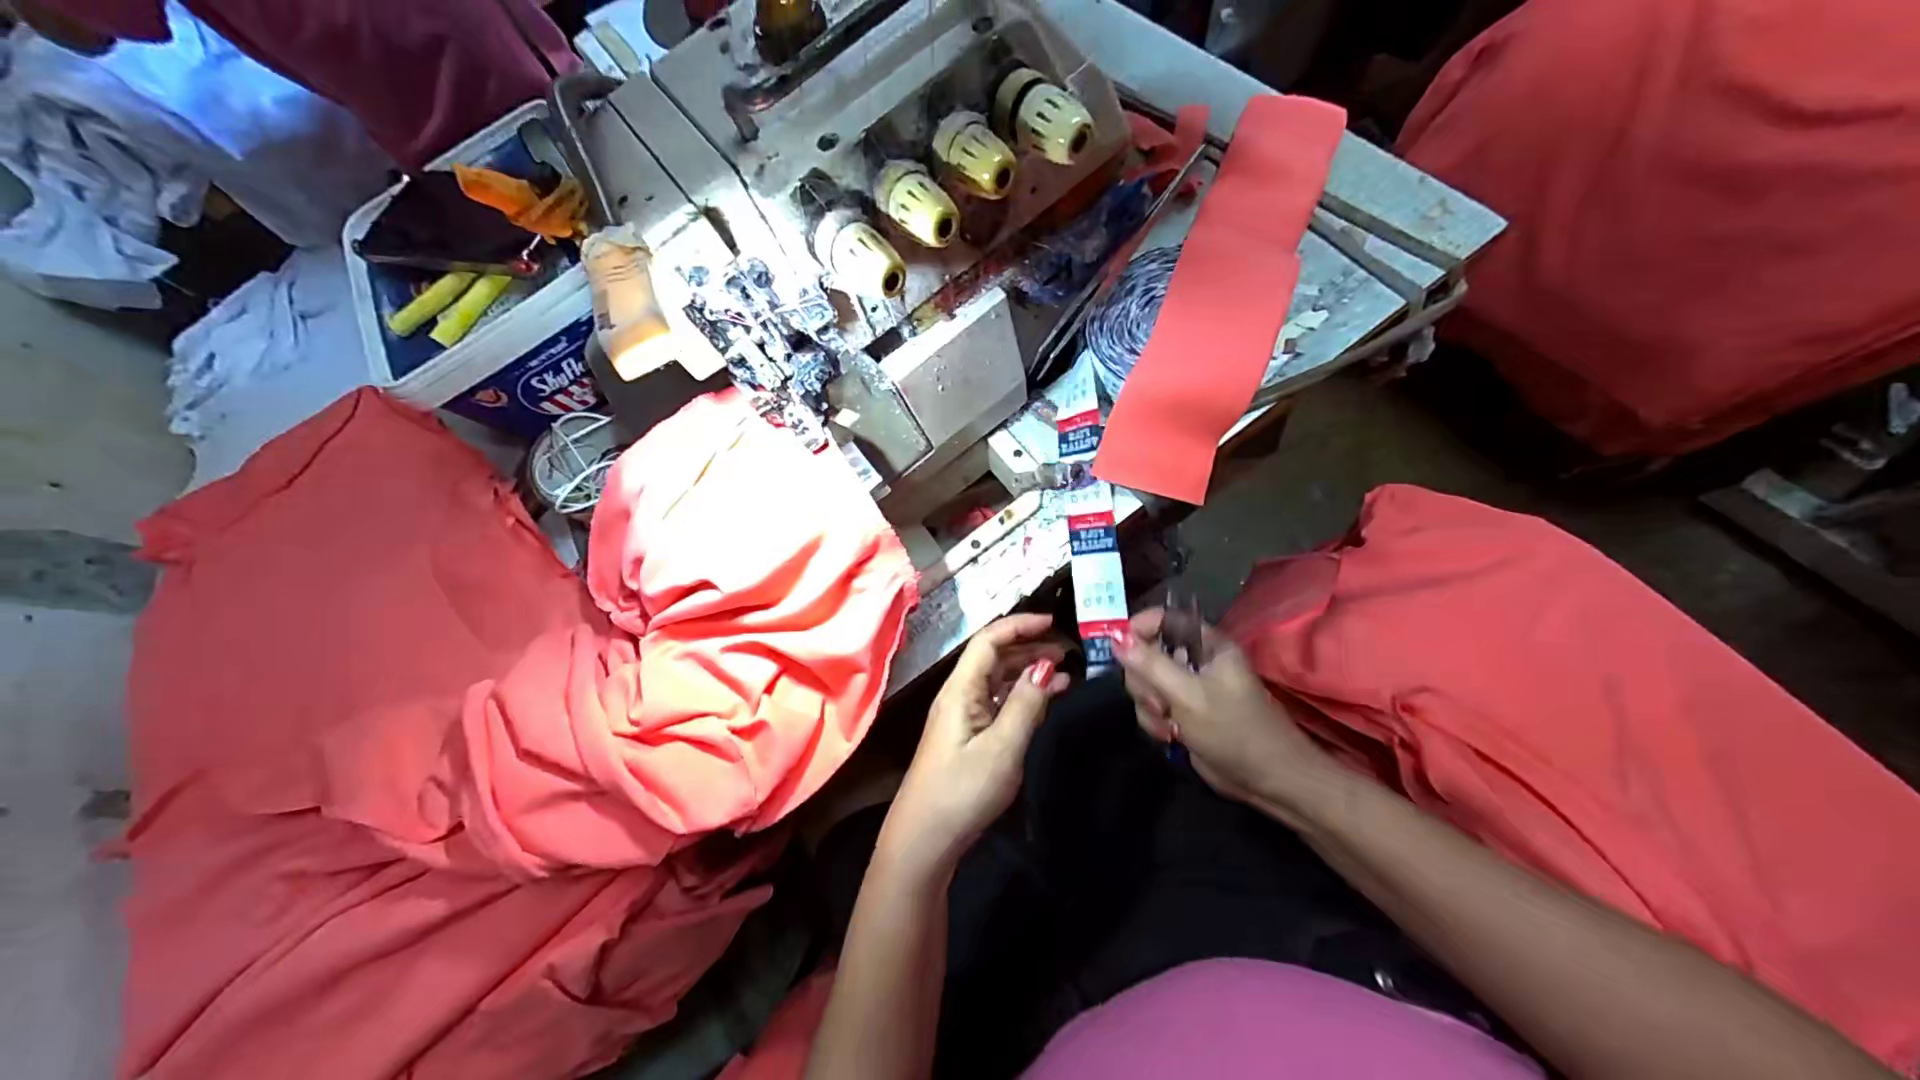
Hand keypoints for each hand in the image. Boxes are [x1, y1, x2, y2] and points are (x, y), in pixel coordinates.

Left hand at [879, 615, 1070, 877]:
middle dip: (1029, 646)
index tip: (1054, 622)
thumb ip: (1026, 704)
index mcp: (960, 689)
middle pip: (993, 656)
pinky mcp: (967, 736)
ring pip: (997, 679)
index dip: (1020, 625)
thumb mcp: (1002, 747)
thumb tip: (1046, 666)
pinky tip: (1044, 700)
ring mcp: (962, 716)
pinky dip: (1021, 695)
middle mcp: (959, 695)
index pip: (989, 640)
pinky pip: (997, 702)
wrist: (924, 839)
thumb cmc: (963, 790)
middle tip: (1067, 649)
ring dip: (1027, 670)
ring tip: (1064, 671)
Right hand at [1117, 608, 1334, 815]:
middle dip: (1144, 680)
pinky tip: (1168, 736)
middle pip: (1146, 653)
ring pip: (1144, 683)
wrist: (1266, 779)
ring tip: (1168, 724)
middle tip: (1160, 701)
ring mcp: (1187, 688)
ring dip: (1149, 705)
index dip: (1139, 628)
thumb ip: (1150, 664)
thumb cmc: (1234, 730)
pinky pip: (1151, 706)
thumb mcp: (1188, 695)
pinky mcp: (1181, 713)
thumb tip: (1116, 637)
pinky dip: (1154, 721)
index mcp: (1207, 645)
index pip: (1164, 619)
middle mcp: (1195, 661)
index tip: (1120, 647)